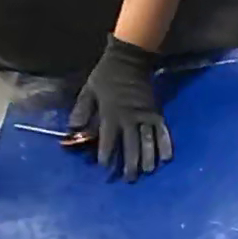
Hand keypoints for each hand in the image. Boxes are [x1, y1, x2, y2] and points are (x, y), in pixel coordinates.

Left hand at [69, 36, 172, 182]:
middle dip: (129, 164)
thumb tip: (72, 129)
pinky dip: (164, 145)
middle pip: (130, 146)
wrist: (130, 59)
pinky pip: (162, 131)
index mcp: (110, 114)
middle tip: (128, 179)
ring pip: (147, 141)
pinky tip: (165, 159)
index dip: (106, 155)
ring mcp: (144, 116)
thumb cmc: (106, 76)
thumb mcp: (89, 90)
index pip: (108, 140)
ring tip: (147, 172)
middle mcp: (129, 118)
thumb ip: (82, 110)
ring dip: (147, 158)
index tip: (104, 167)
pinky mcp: (156, 113)